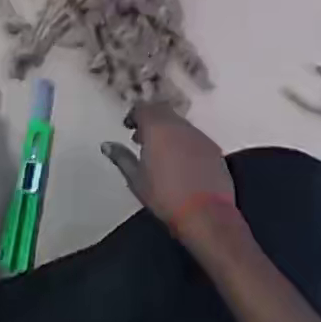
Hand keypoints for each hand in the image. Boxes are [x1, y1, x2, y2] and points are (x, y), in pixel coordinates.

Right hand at [112, 102, 236, 236]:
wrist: (205, 213)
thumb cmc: (164, 196)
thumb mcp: (136, 179)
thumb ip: (121, 157)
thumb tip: (107, 145)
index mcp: (158, 128)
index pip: (143, 108)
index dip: (134, 115)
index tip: (128, 127)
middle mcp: (180, 126)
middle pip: (163, 110)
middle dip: (150, 119)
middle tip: (141, 138)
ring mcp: (199, 136)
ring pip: (180, 123)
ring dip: (167, 130)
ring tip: (160, 152)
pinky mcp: (213, 148)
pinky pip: (194, 136)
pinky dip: (183, 141)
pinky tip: (180, 161)